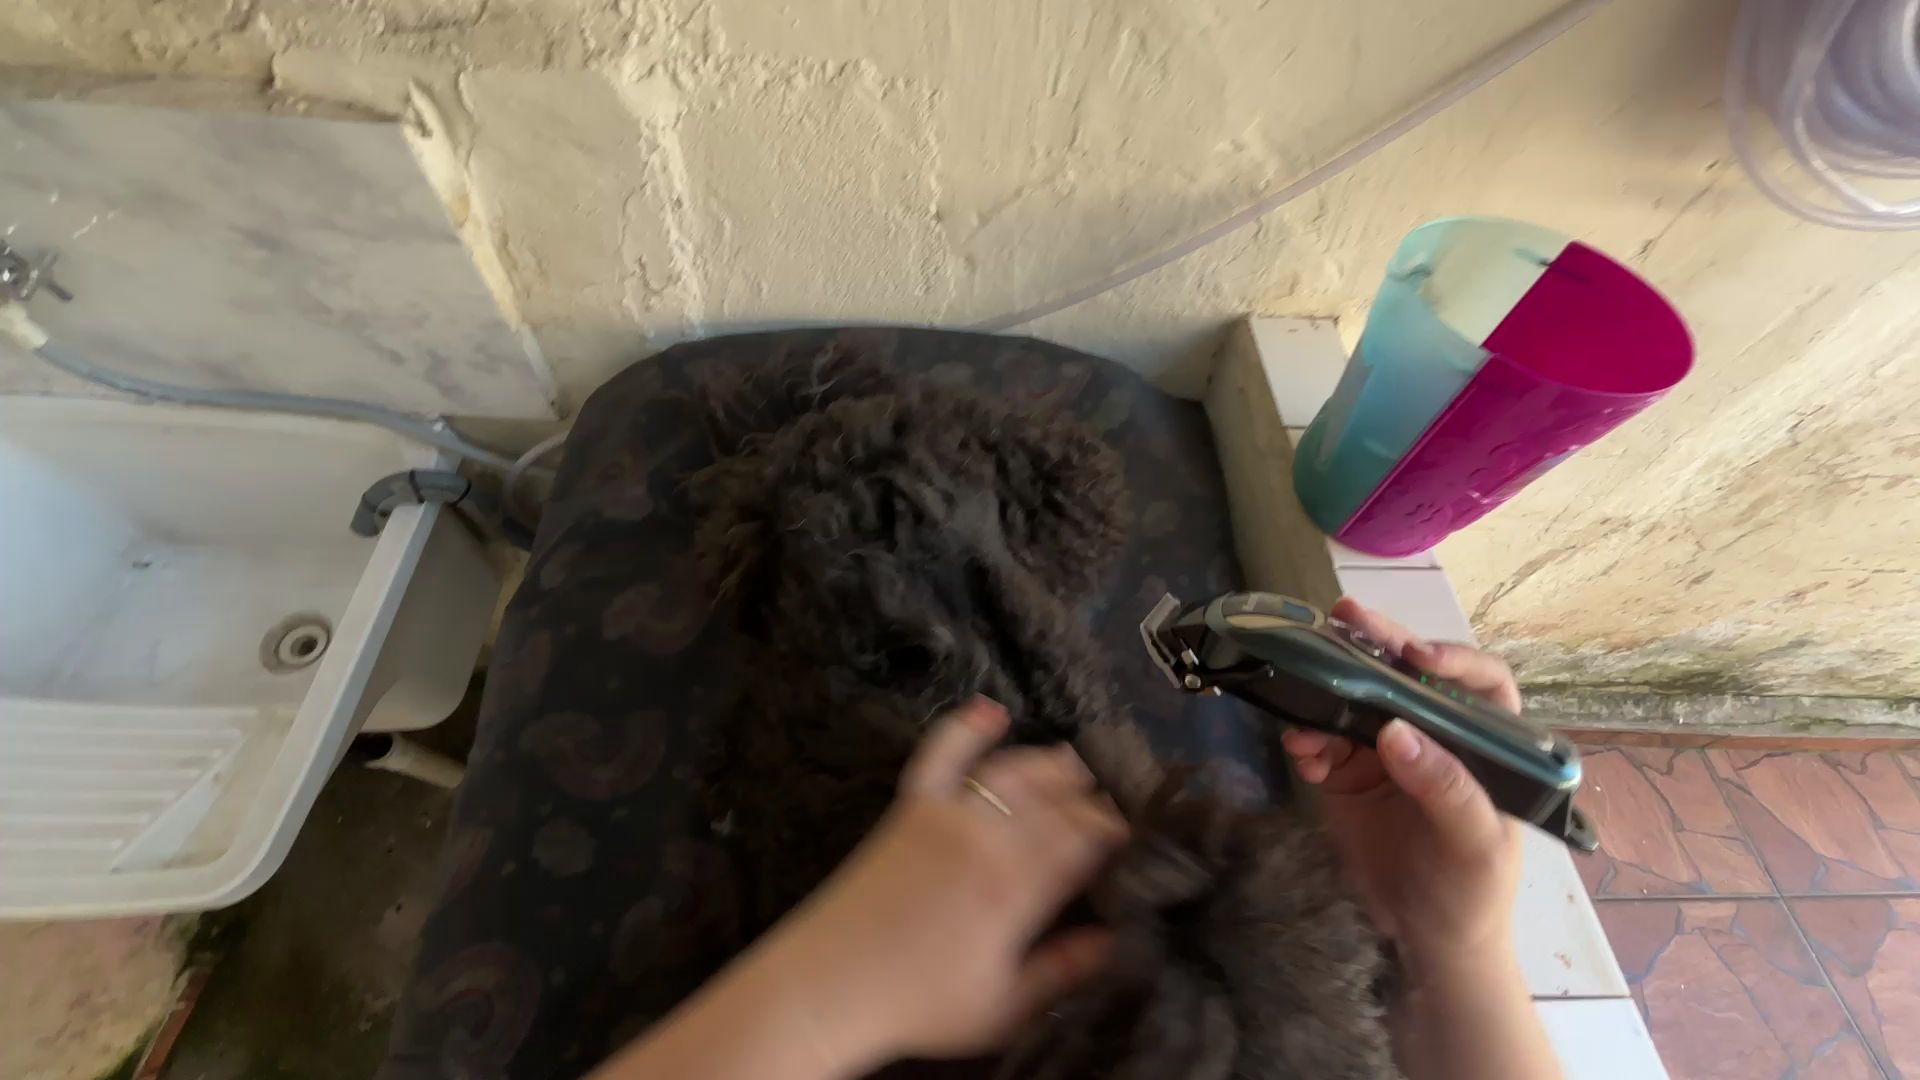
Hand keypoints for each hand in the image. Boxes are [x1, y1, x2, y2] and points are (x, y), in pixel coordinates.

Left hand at [757, 698, 1128, 1069]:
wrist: (832, 982)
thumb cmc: (920, 1002)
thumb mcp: (1003, 1006)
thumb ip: (1063, 970)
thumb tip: (1116, 940)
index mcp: (1012, 890)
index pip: (1081, 843)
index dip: (1112, 832)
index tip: (1132, 832)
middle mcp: (984, 839)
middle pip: (1054, 804)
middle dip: (1090, 800)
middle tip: (1112, 804)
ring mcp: (946, 814)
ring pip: (1011, 773)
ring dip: (1048, 764)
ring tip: (1076, 763)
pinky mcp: (912, 805)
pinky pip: (940, 754)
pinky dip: (965, 728)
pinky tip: (991, 711)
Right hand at [1281, 598, 1522, 975]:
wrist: (1416, 939)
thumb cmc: (1469, 893)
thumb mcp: (1472, 845)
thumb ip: (1445, 787)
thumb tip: (1394, 731)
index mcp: (1483, 747)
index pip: (1480, 683)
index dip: (1452, 658)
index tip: (1414, 655)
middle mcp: (1434, 736)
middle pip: (1407, 674)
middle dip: (1375, 644)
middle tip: (1342, 615)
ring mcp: (1385, 750)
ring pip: (1351, 700)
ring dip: (1323, 701)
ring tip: (1304, 728)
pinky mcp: (1345, 769)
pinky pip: (1318, 736)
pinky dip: (1305, 740)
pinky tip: (1303, 757)